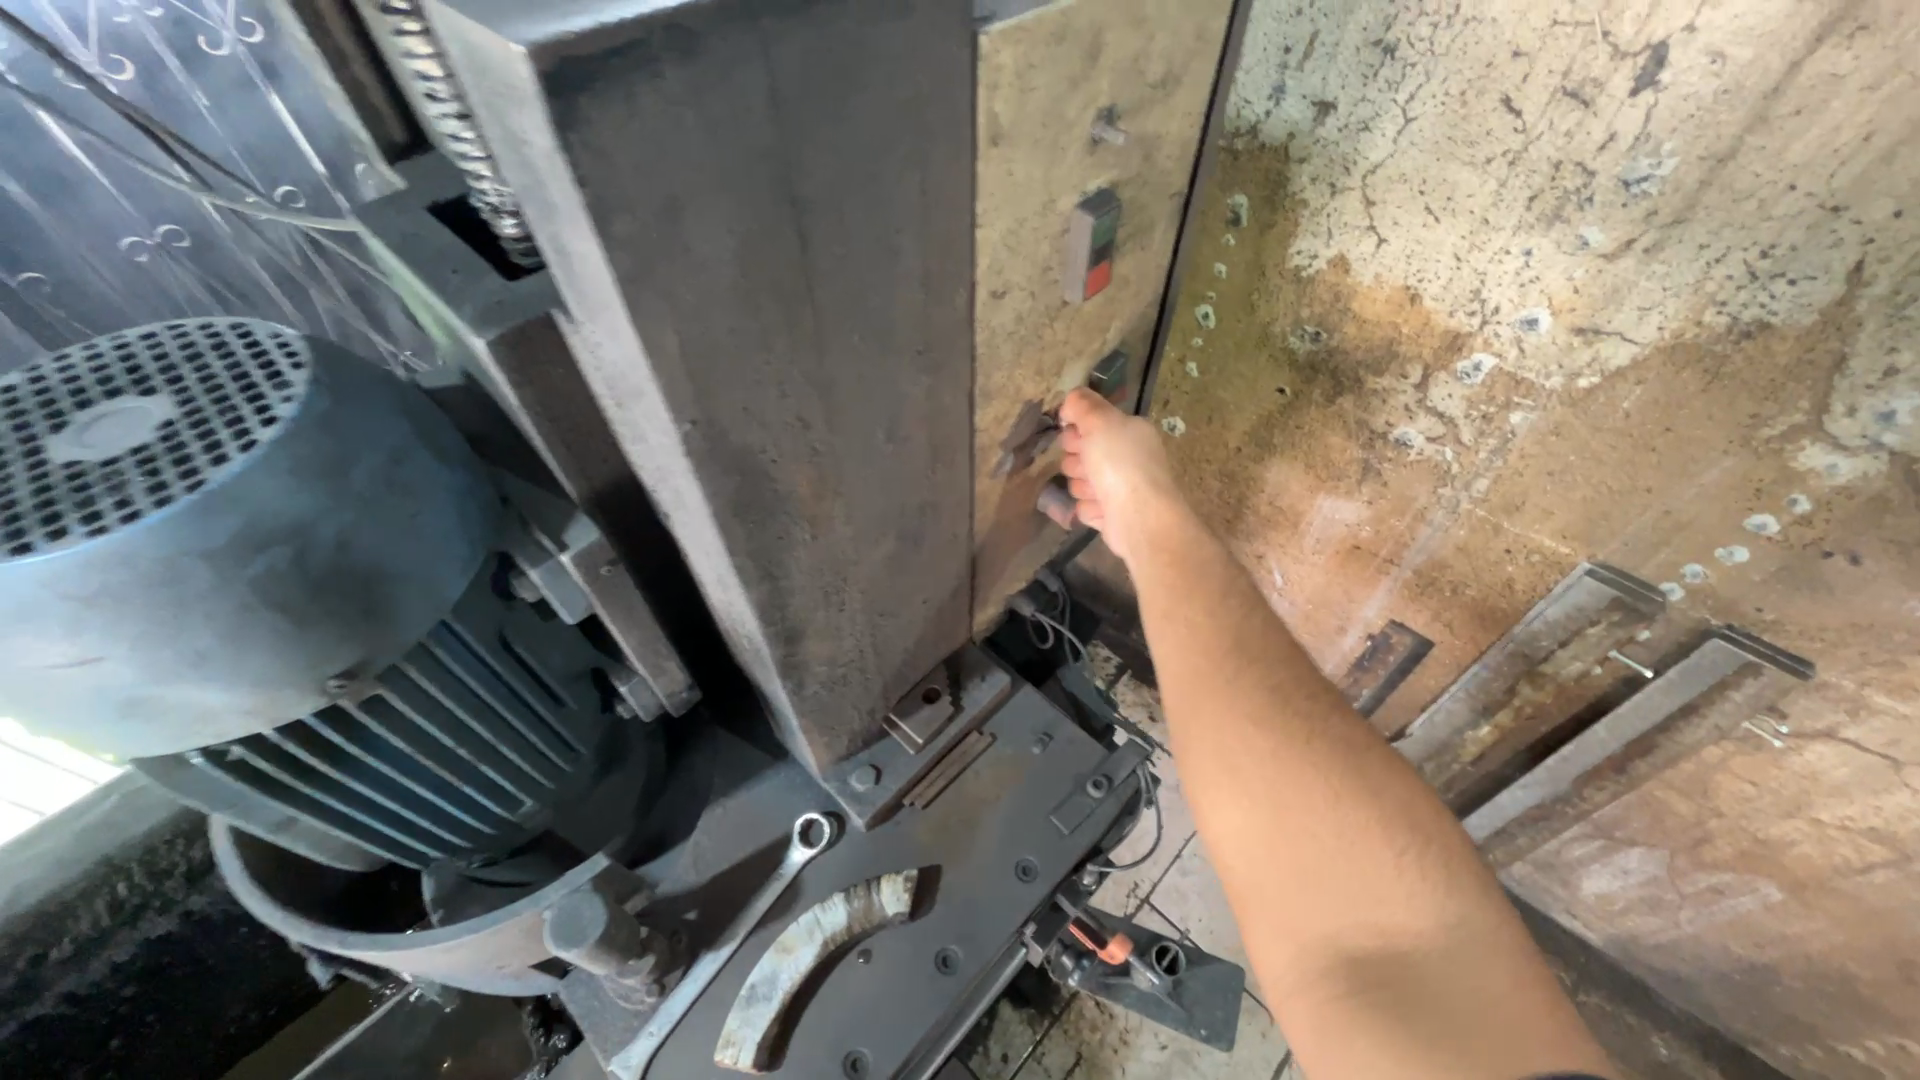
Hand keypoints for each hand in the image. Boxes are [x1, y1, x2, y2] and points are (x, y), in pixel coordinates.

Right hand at [1057, 387, 1190, 564]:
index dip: (1077, 431)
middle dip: (1077, 461)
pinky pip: (1084, 507)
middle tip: (1088, 466)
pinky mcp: (1111, 515)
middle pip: (1080, 454)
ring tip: (1098, 492)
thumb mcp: (1100, 420)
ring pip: (1079, 482)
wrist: (1139, 517)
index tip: (1077, 437)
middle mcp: (1126, 457)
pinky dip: (1090, 508)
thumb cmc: (1121, 463)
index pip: (1090, 424)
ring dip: (1083, 487)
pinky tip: (1103, 510)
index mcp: (1129, 431)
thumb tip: (1070, 400)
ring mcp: (1119, 488)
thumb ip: (1082, 404)